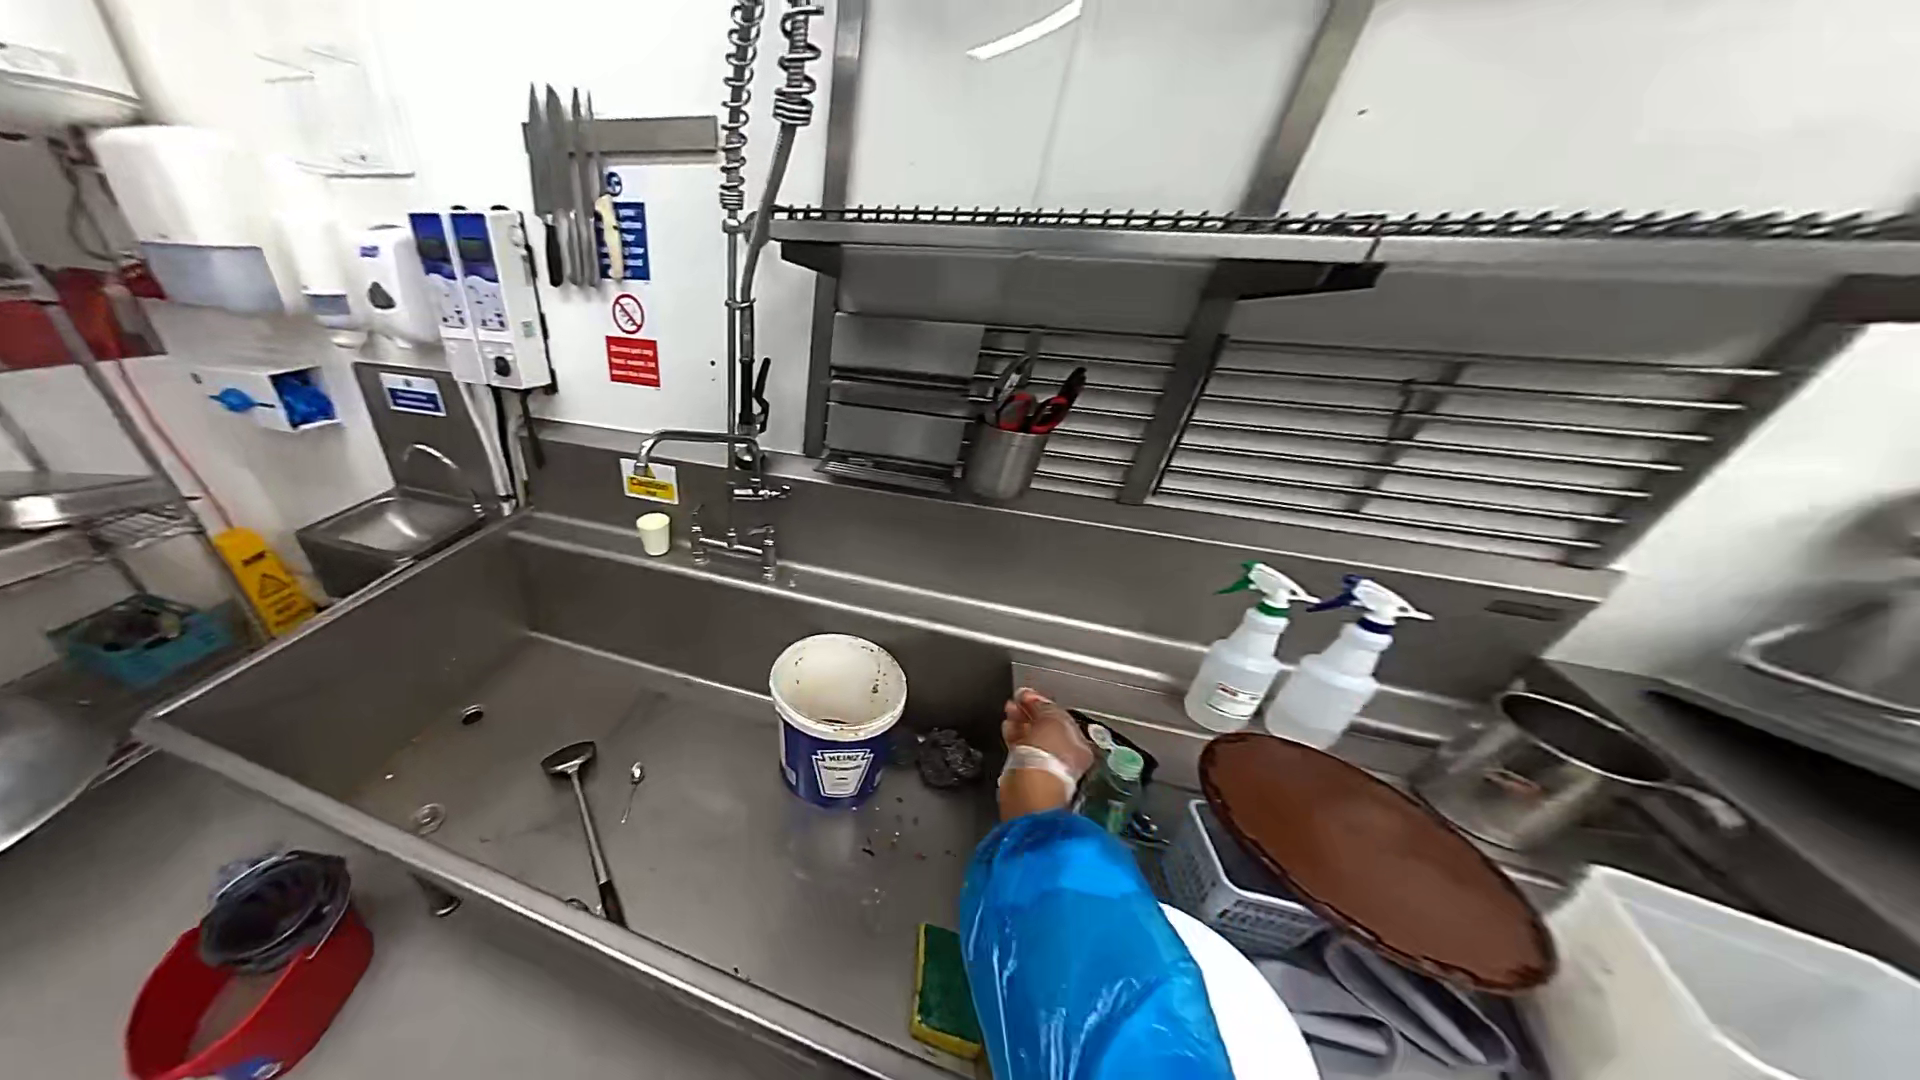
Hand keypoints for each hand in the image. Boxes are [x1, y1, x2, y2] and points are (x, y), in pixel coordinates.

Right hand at [1001, 688, 1094, 779]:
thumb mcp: (1050, 719)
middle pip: (1046, 727)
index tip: (1030, 695)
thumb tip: (1035, 699)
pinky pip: (1020, 748)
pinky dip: (1013, 736)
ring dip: (1020, 721)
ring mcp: (1045, 765)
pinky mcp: (1026, 772)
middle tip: (1018, 700)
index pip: (1061, 718)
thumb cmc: (1048, 755)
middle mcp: (1065, 757)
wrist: (1030, 788)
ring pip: (1032, 737)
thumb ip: (1043, 706)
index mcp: (1080, 745)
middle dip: (1031, 712)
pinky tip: (1007, 727)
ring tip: (1010, 709)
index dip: (1045, 704)